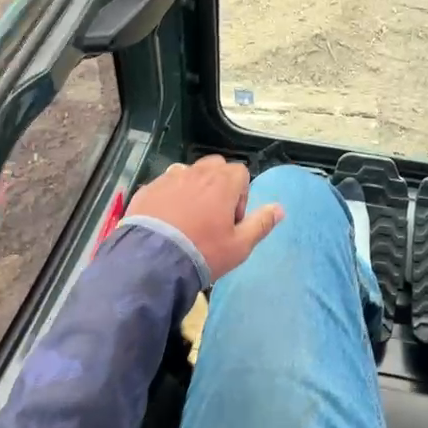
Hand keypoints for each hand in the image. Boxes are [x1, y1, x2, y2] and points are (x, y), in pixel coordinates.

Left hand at [126, 155, 282, 281]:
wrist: (153, 261)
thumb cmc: (203, 252)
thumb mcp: (240, 245)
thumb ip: (261, 223)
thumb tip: (279, 208)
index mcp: (223, 182)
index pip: (241, 173)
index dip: (240, 196)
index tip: (232, 220)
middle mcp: (197, 172)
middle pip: (215, 167)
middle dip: (218, 185)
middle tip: (213, 216)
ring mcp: (170, 178)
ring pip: (188, 173)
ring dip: (193, 188)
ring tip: (188, 218)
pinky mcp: (148, 189)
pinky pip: (164, 185)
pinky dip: (169, 197)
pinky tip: (165, 221)